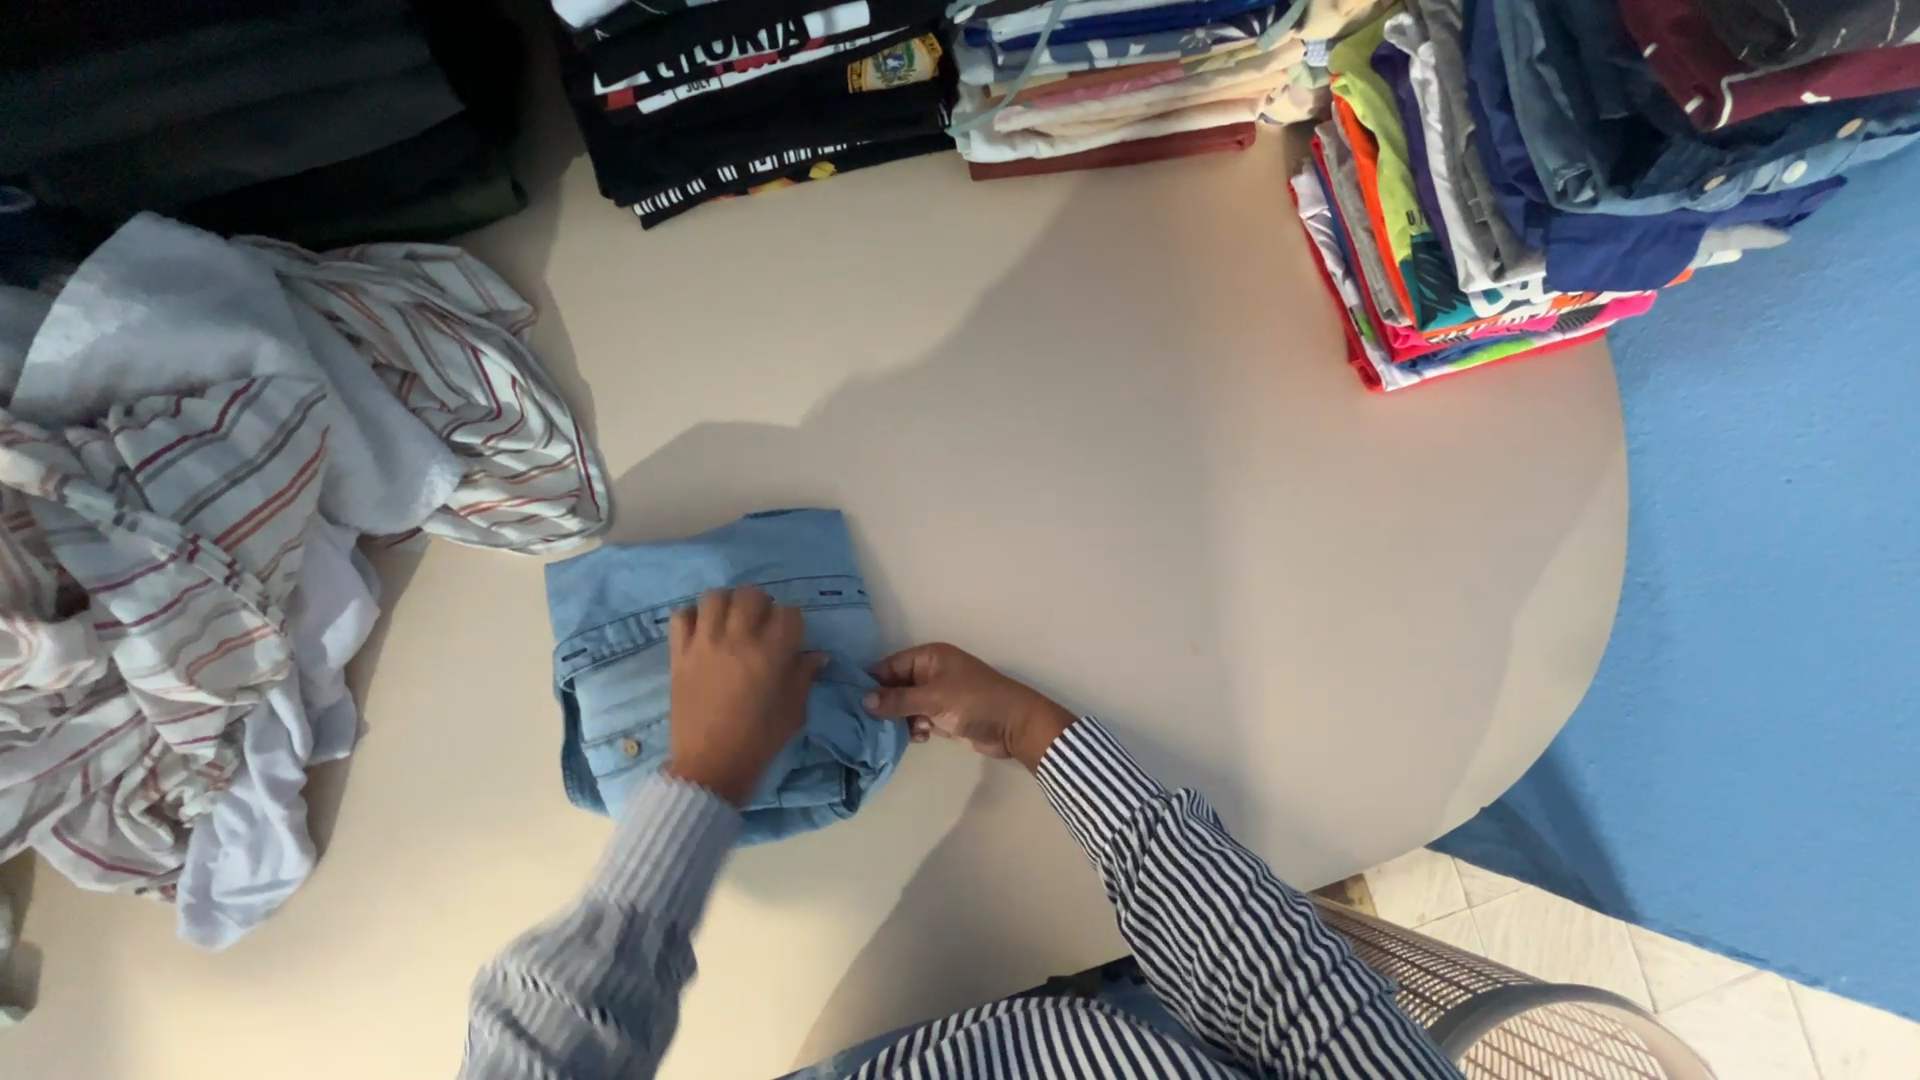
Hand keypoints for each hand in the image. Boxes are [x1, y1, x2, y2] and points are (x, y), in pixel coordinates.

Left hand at [664, 587, 826, 805]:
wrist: (711, 766)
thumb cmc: (760, 740)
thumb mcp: (795, 710)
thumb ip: (805, 676)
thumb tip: (817, 655)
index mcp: (772, 652)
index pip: (789, 613)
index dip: (793, 623)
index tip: (791, 638)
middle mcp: (738, 639)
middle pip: (751, 595)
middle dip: (762, 604)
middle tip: (763, 622)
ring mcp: (704, 644)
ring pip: (715, 597)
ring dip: (728, 603)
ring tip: (732, 621)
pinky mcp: (679, 655)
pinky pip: (681, 617)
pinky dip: (693, 617)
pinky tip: (703, 632)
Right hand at [864, 643, 1075, 769]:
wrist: (1014, 726)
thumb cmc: (974, 701)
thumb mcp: (933, 699)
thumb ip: (898, 701)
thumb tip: (864, 701)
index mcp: (929, 657)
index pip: (890, 666)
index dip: (871, 682)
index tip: (849, 700)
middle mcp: (931, 672)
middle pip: (895, 686)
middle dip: (882, 704)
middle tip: (861, 723)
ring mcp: (938, 695)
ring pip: (905, 706)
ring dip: (898, 720)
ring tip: (888, 734)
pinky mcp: (944, 716)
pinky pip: (918, 719)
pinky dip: (913, 728)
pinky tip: (915, 738)